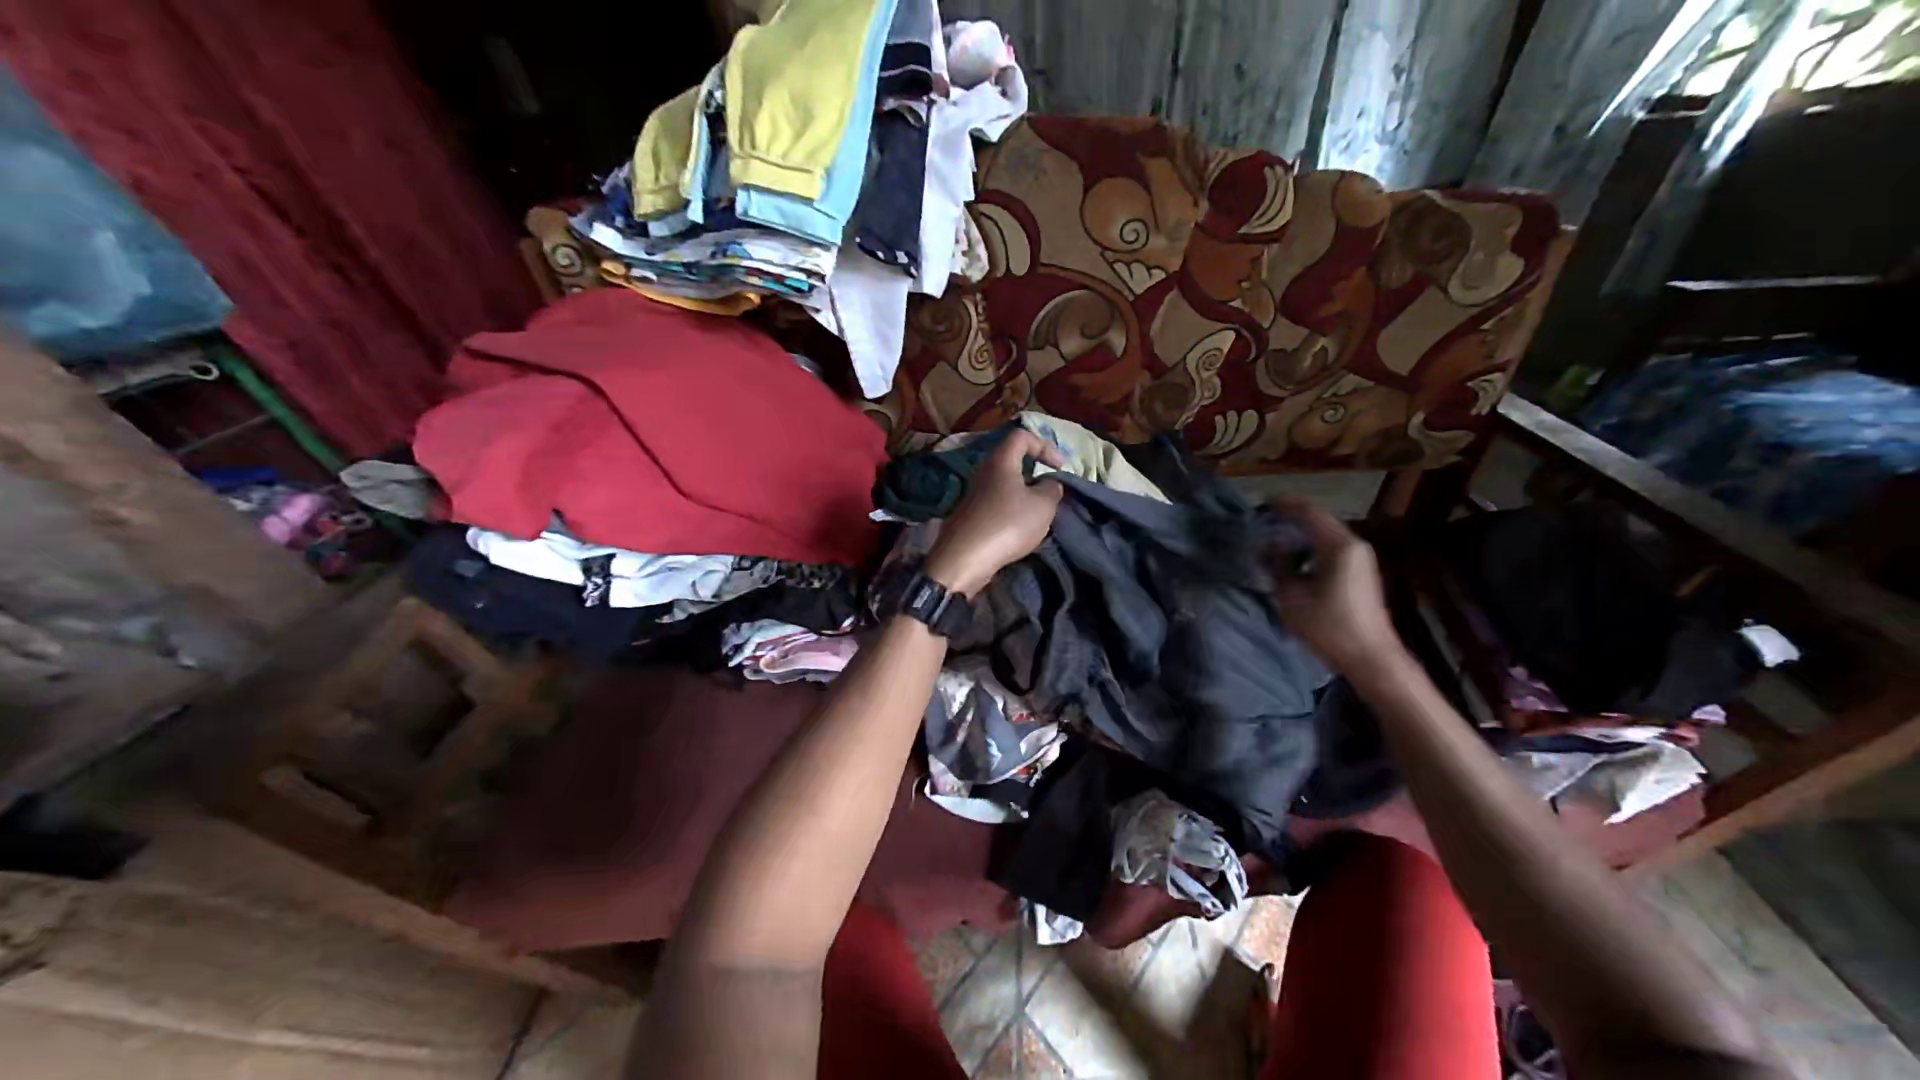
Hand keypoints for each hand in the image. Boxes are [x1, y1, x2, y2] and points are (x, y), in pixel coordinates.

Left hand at [924, 430, 1064, 595]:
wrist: (964, 559)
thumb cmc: (1007, 524)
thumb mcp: (1043, 505)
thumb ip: (1052, 488)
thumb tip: (1049, 483)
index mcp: (1000, 461)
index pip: (1021, 436)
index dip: (1044, 445)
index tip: (1059, 467)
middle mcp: (983, 472)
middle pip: (1012, 461)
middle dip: (1035, 473)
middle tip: (1050, 491)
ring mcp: (973, 495)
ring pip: (1004, 486)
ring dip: (1024, 496)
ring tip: (1039, 515)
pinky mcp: (969, 517)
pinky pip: (996, 506)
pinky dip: (1011, 512)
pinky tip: (1020, 531)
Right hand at [1269, 497, 1405, 678]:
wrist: (1371, 657)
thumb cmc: (1329, 626)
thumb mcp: (1292, 596)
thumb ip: (1279, 565)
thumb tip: (1271, 548)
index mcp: (1339, 546)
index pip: (1309, 512)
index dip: (1284, 504)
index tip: (1260, 504)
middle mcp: (1354, 545)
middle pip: (1319, 520)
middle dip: (1291, 518)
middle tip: (1263, 522)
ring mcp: (1361, 559)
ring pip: (1325, 535)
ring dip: (1300, 534)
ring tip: (1273, 540)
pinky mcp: (1361, 572)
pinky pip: (1331, 548)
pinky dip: (1311, 547)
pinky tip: (1294, 559)